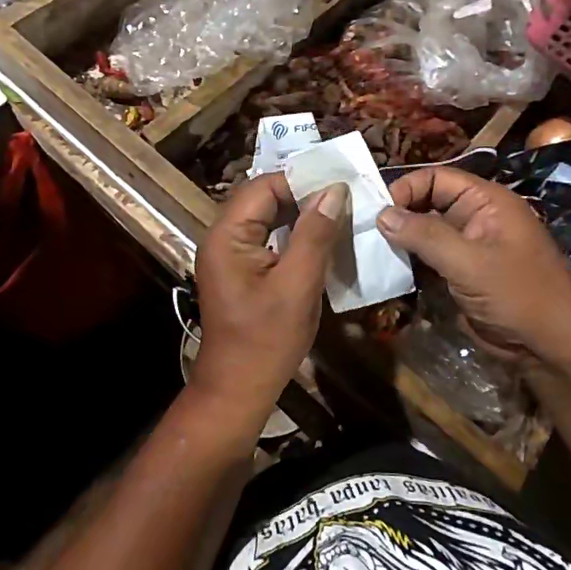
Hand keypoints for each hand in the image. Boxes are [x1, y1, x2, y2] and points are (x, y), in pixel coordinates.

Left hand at [192, 173, 347, 405]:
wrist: (239, 388)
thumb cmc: (267, 340)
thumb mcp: (297, 285)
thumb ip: (314, 235)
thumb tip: (335, 190)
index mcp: (227, 236)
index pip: (264, 187)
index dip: (301, 181)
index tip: (341, 183)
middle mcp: (223, 238)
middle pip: (264, 199)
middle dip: (304, 195)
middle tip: (347, 196)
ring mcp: (232, 255)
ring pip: (269, 218)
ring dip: (302, 215)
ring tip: (342, 213)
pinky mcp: (243, 271)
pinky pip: (270, 239)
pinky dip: (295, 236)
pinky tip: (324, 239)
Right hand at [378, 166, 570, 362]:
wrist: (550, 346)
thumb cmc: (518, 296)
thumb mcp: (469, 262)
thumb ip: (425, 235)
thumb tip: (382, 214)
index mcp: (487, 202)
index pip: (437, 178)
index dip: (406, 189)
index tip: (378, 212)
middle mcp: (476, 218)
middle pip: (428, 203)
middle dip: (399, 215)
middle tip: (367, 233)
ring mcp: (469, 247)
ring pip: (426, 233)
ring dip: (401, 241)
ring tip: (372, 251)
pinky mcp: (462, 274)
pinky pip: (430, 258)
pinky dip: (410, 262)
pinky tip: (389, 270)